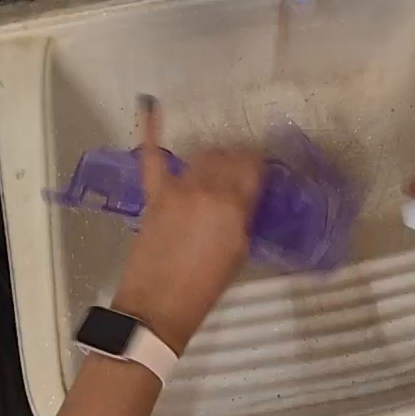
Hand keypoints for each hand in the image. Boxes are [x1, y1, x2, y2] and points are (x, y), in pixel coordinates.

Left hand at [110, 97, 262, 353]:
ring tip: (219, 162)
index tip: (264, 169)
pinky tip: (150, 106)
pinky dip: (151, 131)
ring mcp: (178, 189)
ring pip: (203, 154)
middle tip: (243, 169)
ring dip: (215, 154)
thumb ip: (244, 218)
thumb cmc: (205, 288)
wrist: (158, 308)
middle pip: (230, 156)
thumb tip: (248, 198)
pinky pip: (152, 157)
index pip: (255, 168)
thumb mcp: (239, 253)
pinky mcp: (154, 195)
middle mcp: (209, 190)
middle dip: (240, 158)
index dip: (261, 165)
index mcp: (235, 207)